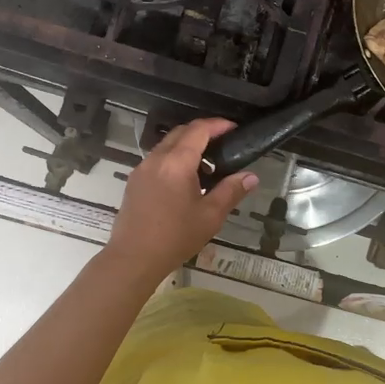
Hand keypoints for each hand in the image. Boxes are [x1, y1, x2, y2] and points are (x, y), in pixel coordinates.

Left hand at [105, 119, 258, 277]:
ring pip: (167, 145)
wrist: (133, 258)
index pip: (198, 130)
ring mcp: (142, 169)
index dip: (218, 125)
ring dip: (187, 145)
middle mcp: (156, 158)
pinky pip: (157, 159)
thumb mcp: (210, 216)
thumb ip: (231, 191)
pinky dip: (174, 158)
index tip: (234, 128)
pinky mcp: (134, 181)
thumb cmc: (175, 237)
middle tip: (223, 143)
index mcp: (177, 162)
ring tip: (207, 164)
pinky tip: (185, 180)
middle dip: (202, 131)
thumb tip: (251, 177)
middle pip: (180, 132)